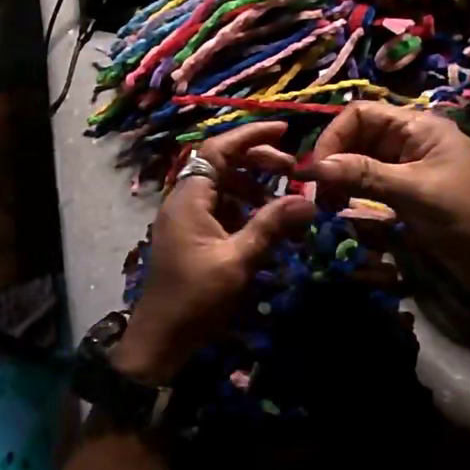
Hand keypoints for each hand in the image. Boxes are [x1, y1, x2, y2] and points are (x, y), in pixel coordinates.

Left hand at [117, 122, 315, 383]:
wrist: (160, 338)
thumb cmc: (195, 298)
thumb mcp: (238, 260)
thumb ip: (271, 226)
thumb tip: (309, 199)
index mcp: (188, 198)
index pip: (218, 149)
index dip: (250, 135)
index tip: (284, 131)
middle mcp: (182, 201)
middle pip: (220, 164)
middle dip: (257, 162)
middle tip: (291, 171)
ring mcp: (184, 219)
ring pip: (221, 188)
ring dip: (252, 188)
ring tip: (282, 202)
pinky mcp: (188, 237)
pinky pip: (217, 210)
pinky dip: (242, 210)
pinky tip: (263, 227)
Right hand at [298, 101, 469, 279]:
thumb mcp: (417, 192)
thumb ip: (364, 175)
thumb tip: (312, 166)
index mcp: (419, 127)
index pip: (360, 114)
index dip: (332, 137)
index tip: (314, 170)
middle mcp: (410, 142)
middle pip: (357, 137)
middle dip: (333, 159)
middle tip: (316, 193)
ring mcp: (409, 170)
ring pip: (360, 162)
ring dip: (340, 179)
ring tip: (327, 204)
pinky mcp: (409, 196)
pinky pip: (371, 186)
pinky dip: (353, 194)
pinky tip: (343, 210)